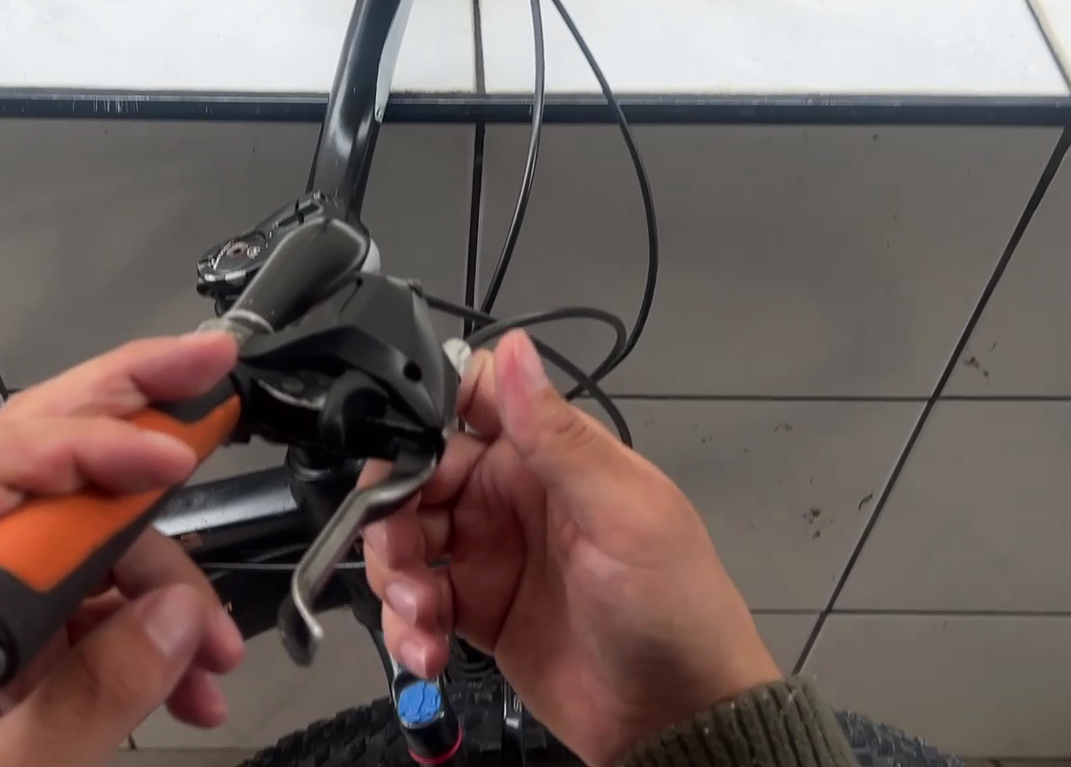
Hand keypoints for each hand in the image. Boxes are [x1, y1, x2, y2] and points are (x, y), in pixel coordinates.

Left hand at [0, 333, 247, 766]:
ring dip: (175, 574)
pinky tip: (198, 681)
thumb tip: (181, 611)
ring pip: (102, 528)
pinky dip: (166, 621)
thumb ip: (85, 701)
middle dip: (137, 397)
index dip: (92, 444)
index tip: (176, 460)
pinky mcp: (36, 624)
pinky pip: (116, 589)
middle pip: (47, 442)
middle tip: (212, 361)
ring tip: (219, 652)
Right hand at [363, 332, 780, 764]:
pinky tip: (427, 646)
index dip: (424, 414)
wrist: (678, 722)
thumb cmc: (674, 605)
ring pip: (405, 533)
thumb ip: (559, 436)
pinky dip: (406, 622)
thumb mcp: (622, 514)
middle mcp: (506, 492)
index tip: (404, 451)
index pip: (467, 400)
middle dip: (392, 507)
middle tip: (400, 550)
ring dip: (395, 570)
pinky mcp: (472, 605)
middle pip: (418, 470)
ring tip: (422, 610)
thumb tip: (516, 348)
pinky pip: (415, 599)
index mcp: (543, 451)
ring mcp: (486, 549)